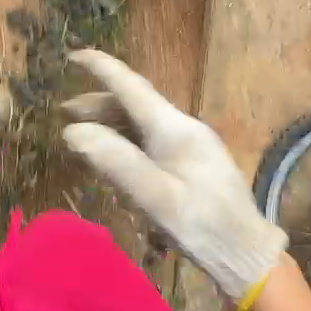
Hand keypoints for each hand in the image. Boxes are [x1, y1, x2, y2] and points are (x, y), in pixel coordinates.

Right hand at [60, 50, 287, 307]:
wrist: (246, 254)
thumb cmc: (202, 226)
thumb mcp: (155, 197)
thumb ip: (116, 162)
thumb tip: (73, 131)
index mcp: (175, 129)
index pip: (132, 87)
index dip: (102, 69)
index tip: (73, 56)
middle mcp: (183, 129)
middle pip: (135, 105)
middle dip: (98, 103)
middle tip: (64, 112)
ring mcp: (190, 146)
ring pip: (142, 122)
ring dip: (110, 122)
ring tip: (81, 133)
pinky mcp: (192, 164)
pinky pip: (150, 139)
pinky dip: (124, 139)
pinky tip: (113, 154)